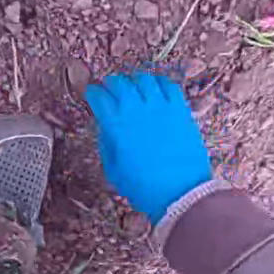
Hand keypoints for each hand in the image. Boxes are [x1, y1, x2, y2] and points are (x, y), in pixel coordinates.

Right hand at [83, 71, 213, 223]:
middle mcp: (136, 111)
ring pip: (144, 79)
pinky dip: (159, 83)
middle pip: (120, 83)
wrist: (181, 193)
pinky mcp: (180, 110)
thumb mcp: (114, 171)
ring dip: (135, 80)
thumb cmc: (145, 187)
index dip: (93, 93)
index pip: (99, 97)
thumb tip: (105, 127)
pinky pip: (168, 86)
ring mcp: (160, 108)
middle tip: (110, 87)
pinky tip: (156, 90)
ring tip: (134, 86)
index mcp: (116, 126)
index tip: (92, 93)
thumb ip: (107, 145)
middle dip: (111, 83)